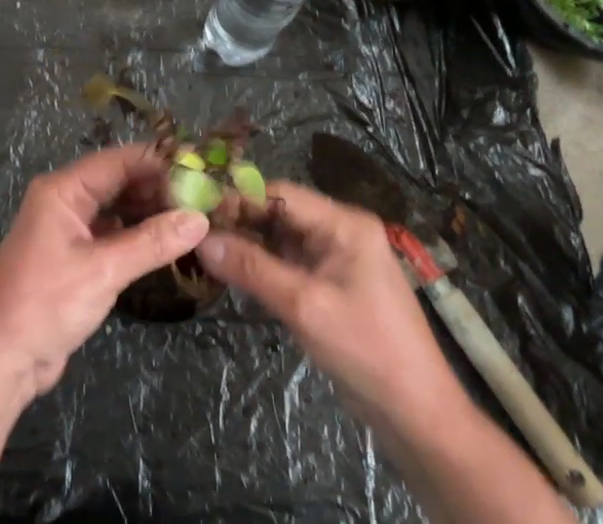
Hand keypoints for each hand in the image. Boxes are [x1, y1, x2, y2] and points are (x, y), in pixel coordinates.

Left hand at [0, 146, 209, 403]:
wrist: (2, 359)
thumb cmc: (45, 305)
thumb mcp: (103, 271)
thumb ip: (152, 242)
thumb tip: (199, 218)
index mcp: (62, 191)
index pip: (118, 161)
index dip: (160, 162)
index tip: (203, 170)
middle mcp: (63, 202)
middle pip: (118, 182)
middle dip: (159, 189)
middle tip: (208, 199)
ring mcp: (66, 230)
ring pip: (116, 209)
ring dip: (151, 213)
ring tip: (197, 219)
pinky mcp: (73, 257)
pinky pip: (111, 234)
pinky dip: (138, 236)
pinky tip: (169, 244)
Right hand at [196, 180, 462, 424]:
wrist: (412, 409)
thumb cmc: (365, 347)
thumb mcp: (304, 305)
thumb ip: (251, 269)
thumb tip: (200, 240)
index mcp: (344, 224)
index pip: (280, 193)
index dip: (237, 197)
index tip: (194, 205)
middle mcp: (338, 233)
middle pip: (277, 213)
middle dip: (236, 220)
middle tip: (190, 229)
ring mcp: (333, 260)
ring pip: (277, 239)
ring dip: (243, 243)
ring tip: (198, 248)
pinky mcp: (326, 286)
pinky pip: (284, 264)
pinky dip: (257, 266)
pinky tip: (225, 270)